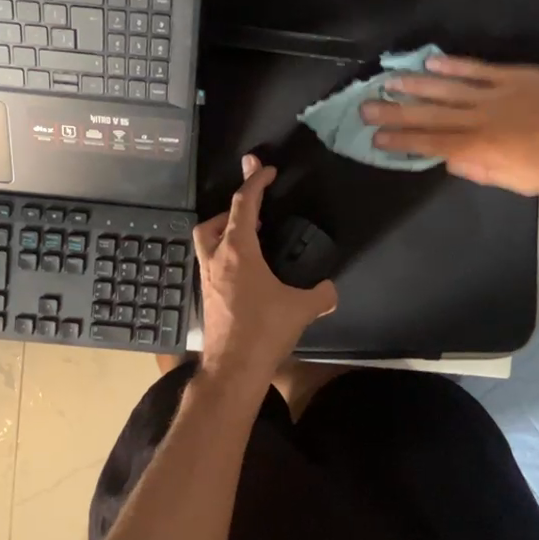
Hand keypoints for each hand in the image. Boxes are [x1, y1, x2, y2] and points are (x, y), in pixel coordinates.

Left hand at [193, 155, 337, 384]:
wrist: (232, 369)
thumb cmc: (264, 330)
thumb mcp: (301, 309)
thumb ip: (321, 295)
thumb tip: (331, 291)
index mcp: (238, 251)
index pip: (244, 204)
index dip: (255, 182)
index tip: (266, 170)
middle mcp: (216, 259)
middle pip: (213, 222)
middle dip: (232, 212)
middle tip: (255, 217)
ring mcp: (207, 279)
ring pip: (207, 243)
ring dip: (224, 234)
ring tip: (251, 243)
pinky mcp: (206, 298)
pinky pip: (211, 265)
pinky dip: (225, 257)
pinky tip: (245, 275)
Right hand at [362, 57, 538, 193]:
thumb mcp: (523, 183)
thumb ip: (484, 172)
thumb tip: (451, 162)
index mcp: (481, 148)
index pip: (431, 143)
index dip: (401, 140)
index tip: (375, 137)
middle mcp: (479, 119)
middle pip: (429, 114)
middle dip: (394, 112)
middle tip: (365, 107)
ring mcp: (494, 93)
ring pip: (446, 89)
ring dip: (414, 85)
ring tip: (387, 81)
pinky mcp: (512, 75)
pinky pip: (476, 69)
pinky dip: (452, 65)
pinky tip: (430, 62)